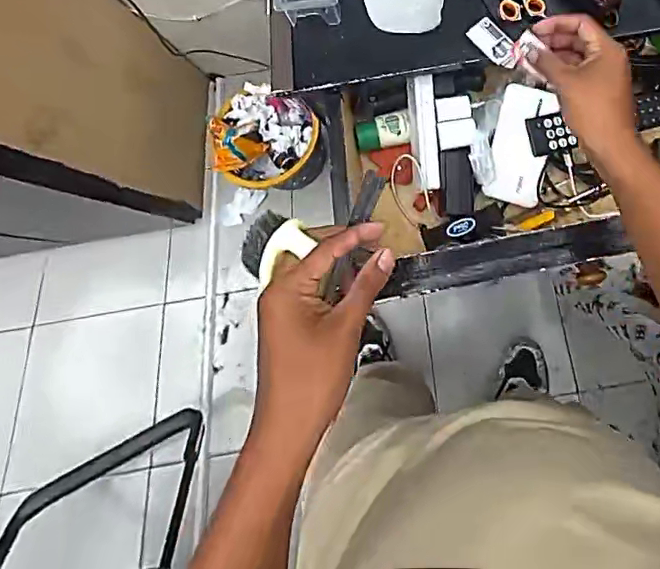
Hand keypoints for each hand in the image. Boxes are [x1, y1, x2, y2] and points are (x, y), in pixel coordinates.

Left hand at [252, 222, 393, 443]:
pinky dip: (333, 283)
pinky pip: (311, 289)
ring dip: (338, 264)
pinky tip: (354, 288)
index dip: (354, 235)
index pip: (322, 248)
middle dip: (340, 243)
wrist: (289, 430)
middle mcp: (276, 294)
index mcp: (284, 290)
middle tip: (371, 241)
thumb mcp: (346, 327)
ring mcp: (280, 309)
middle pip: (309, 251)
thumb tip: (383, 256)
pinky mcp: (288, 323)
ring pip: (310, 270)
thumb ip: (366, 285)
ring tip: (368, 263)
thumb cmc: (309, 384)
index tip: (378, 228)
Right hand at [528, 14, 636, 157]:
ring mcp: (604, 74)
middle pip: (576, 38)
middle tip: (531, 45)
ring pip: (575, 56)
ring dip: (553, 57)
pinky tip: (543, 74)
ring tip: (532, 59)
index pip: (580, 22)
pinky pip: (576, 72)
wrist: (610, 145)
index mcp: (607, 50)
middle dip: (551, 41)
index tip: (538, 29)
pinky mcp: (597, 89)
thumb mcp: (565, 81)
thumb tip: (532, 50)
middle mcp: (608, 59)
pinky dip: (559, 71)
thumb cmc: (600, 116)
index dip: (556, 23)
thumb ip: (545, 61)